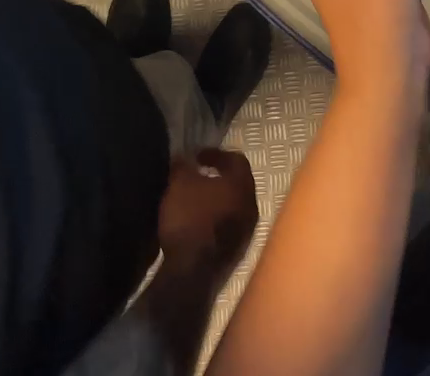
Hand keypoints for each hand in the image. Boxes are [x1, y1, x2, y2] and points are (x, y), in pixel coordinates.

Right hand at [158, 148, 258, 281]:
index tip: (196, 156)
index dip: (216, 154)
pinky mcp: (236, 254)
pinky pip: (228, 228)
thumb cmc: (188, 219)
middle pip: (238, 184)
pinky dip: (214, 221)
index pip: (237, 160)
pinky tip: (196, 226)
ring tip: (194, 201)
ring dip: (216, 201)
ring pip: (234, 208)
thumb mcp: (179, 184)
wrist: (191, 275)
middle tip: (197, 176)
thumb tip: (185, 158)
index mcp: (242, 185)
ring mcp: (246, 233)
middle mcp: (251, 207)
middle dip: (218, 178)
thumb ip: (183, 165)